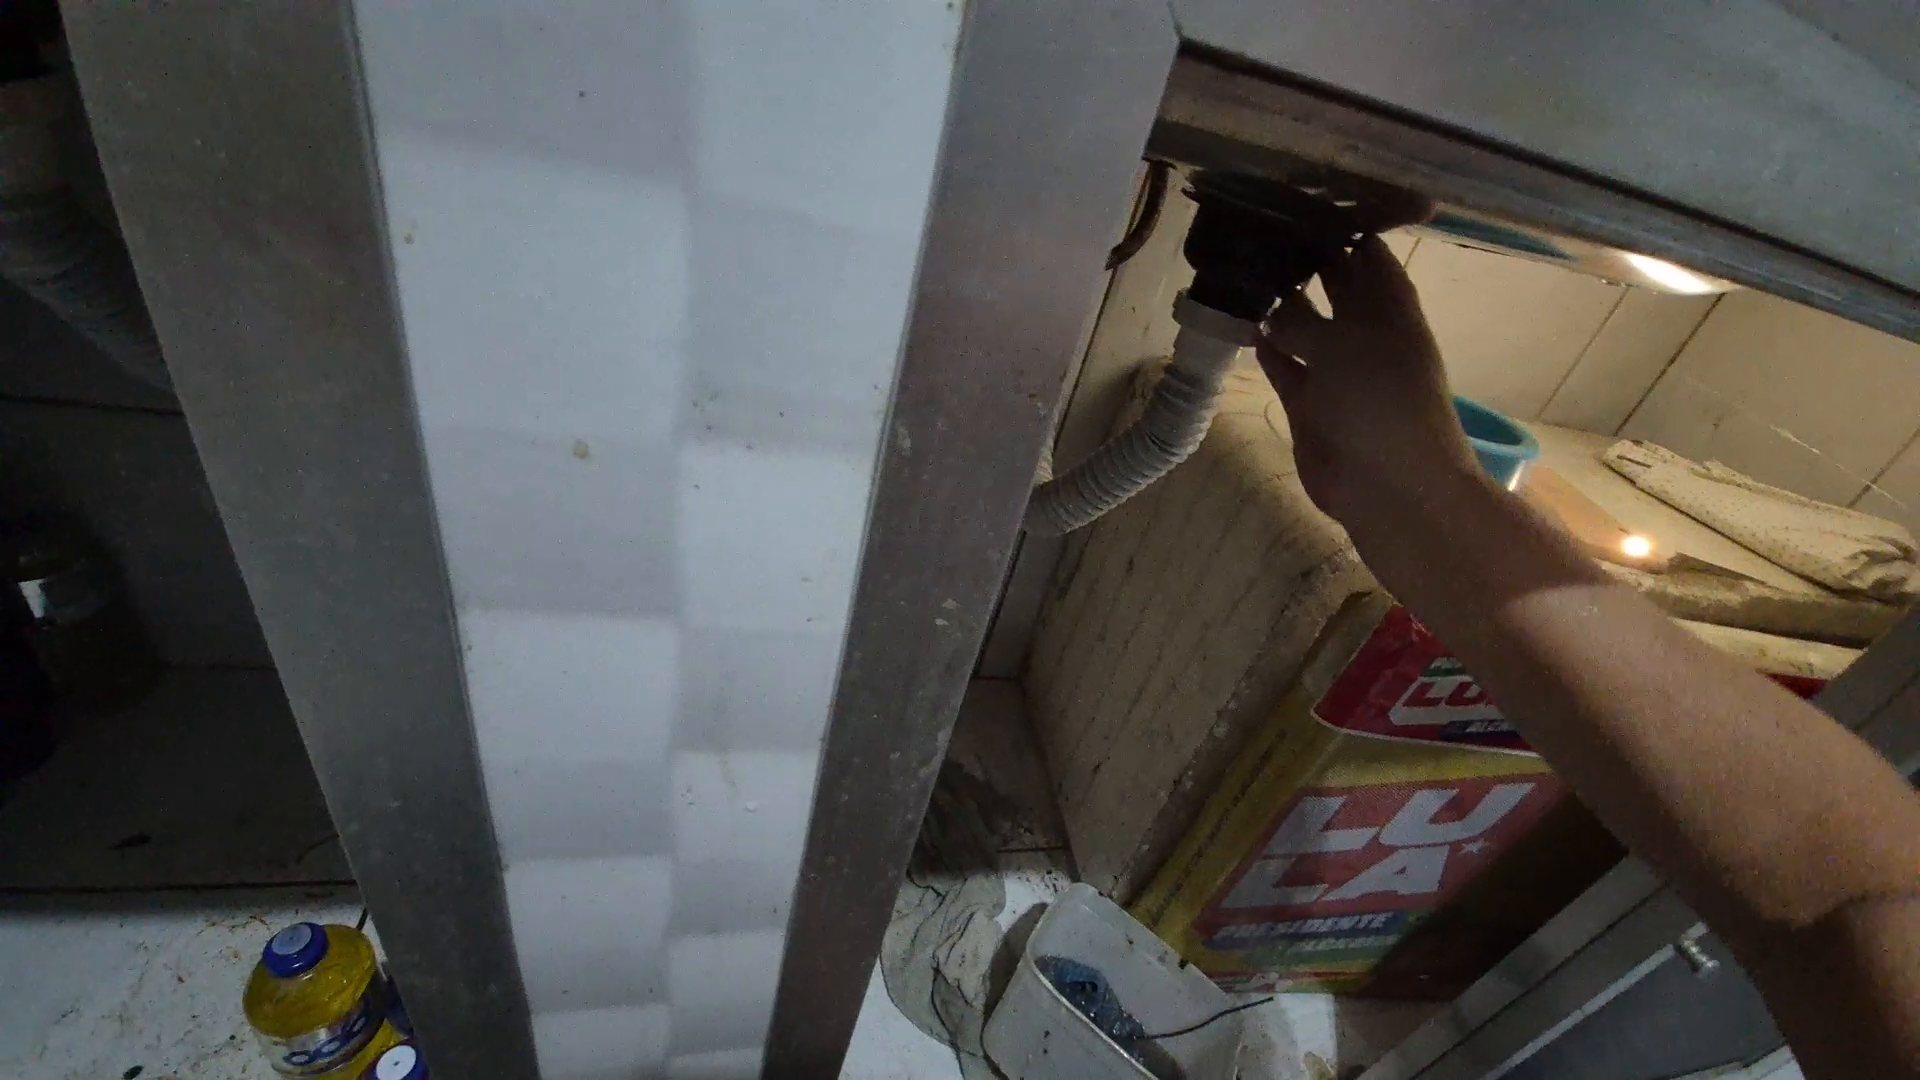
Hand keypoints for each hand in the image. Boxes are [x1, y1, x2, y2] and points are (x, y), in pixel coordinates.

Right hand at [1256, 235, 1482, 531]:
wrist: (1386, 483)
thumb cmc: (1381, 403)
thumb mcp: (1343, 347)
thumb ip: (1302, 322)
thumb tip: (1267, 310)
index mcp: (1391, 312)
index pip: (1370, 258)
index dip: (1345, 233)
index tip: (1308, 206)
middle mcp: (1364, 336)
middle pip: (1335, 291)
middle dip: (1308, 266)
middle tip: (1264, 236)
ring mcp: (1335, 373)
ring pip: (1303, 331)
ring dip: (1280, 310)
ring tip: (1244, 278)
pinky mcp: (1308, 405)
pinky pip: (1285, 369)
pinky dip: (1268, 352)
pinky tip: (1245, 330)